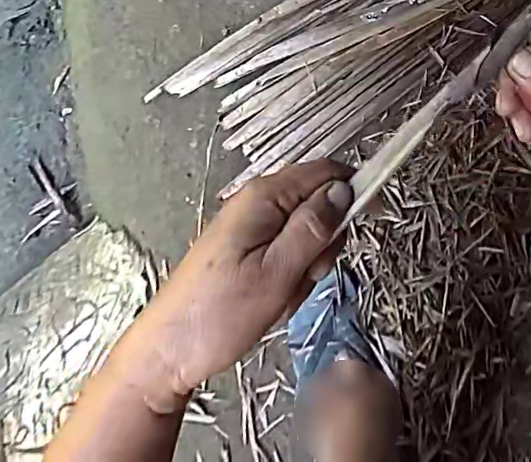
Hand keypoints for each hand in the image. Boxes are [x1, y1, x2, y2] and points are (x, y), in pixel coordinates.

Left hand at [127, 160, 352, 410]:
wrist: (162, 358)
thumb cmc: (215, 317)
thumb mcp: (275, 274)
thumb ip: (313, 228)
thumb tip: (343, 189)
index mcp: (265, 197)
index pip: (326, 172)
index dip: (353, 191)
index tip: (368, 218)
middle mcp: (258, 201)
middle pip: (318, 202)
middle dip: (324, 240)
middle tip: (307, 274)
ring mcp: (251, 224)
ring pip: (305, 230)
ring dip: (306, 263)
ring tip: (283, 292)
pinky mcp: (246, 247)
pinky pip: (286, 250)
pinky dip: (289, 274)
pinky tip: (271, 298)